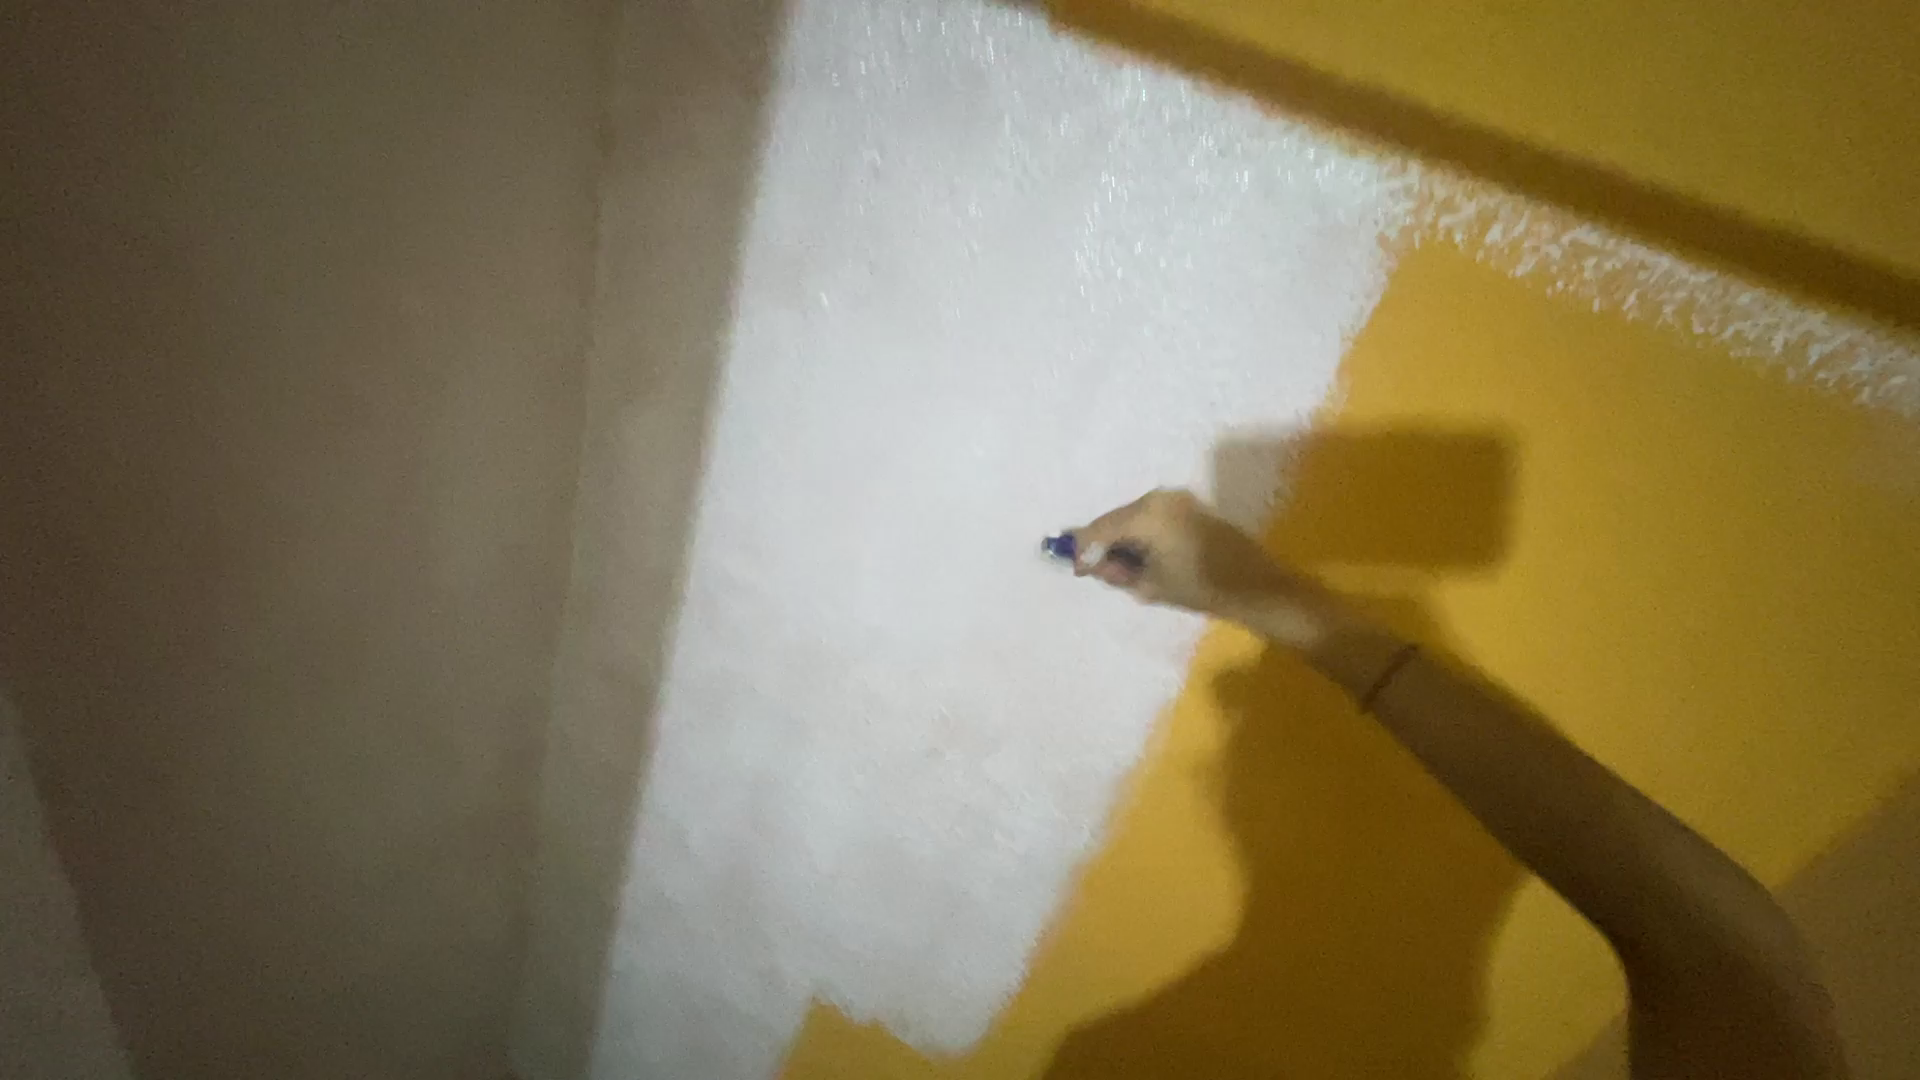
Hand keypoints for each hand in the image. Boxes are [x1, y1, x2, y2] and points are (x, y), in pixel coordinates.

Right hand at [1070, 489, 1293, 615]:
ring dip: (1121, 538)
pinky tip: (1142, 555)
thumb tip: (1093, 563)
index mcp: (1146, 514)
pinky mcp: (1190, 506)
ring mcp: (1177, 499)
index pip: (1099, 529)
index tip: (1078, 571)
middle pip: (1115, 519)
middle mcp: (1159, 498)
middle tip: (1094, 569)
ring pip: (1133, 516)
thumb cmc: (1200, 588)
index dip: (1083, 550)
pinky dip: (1140, 533)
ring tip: (1120, 566)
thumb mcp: (1149, 585)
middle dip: (1101, 542)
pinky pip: (1152, 516)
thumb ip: (1115, 571)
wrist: (1256, 586)